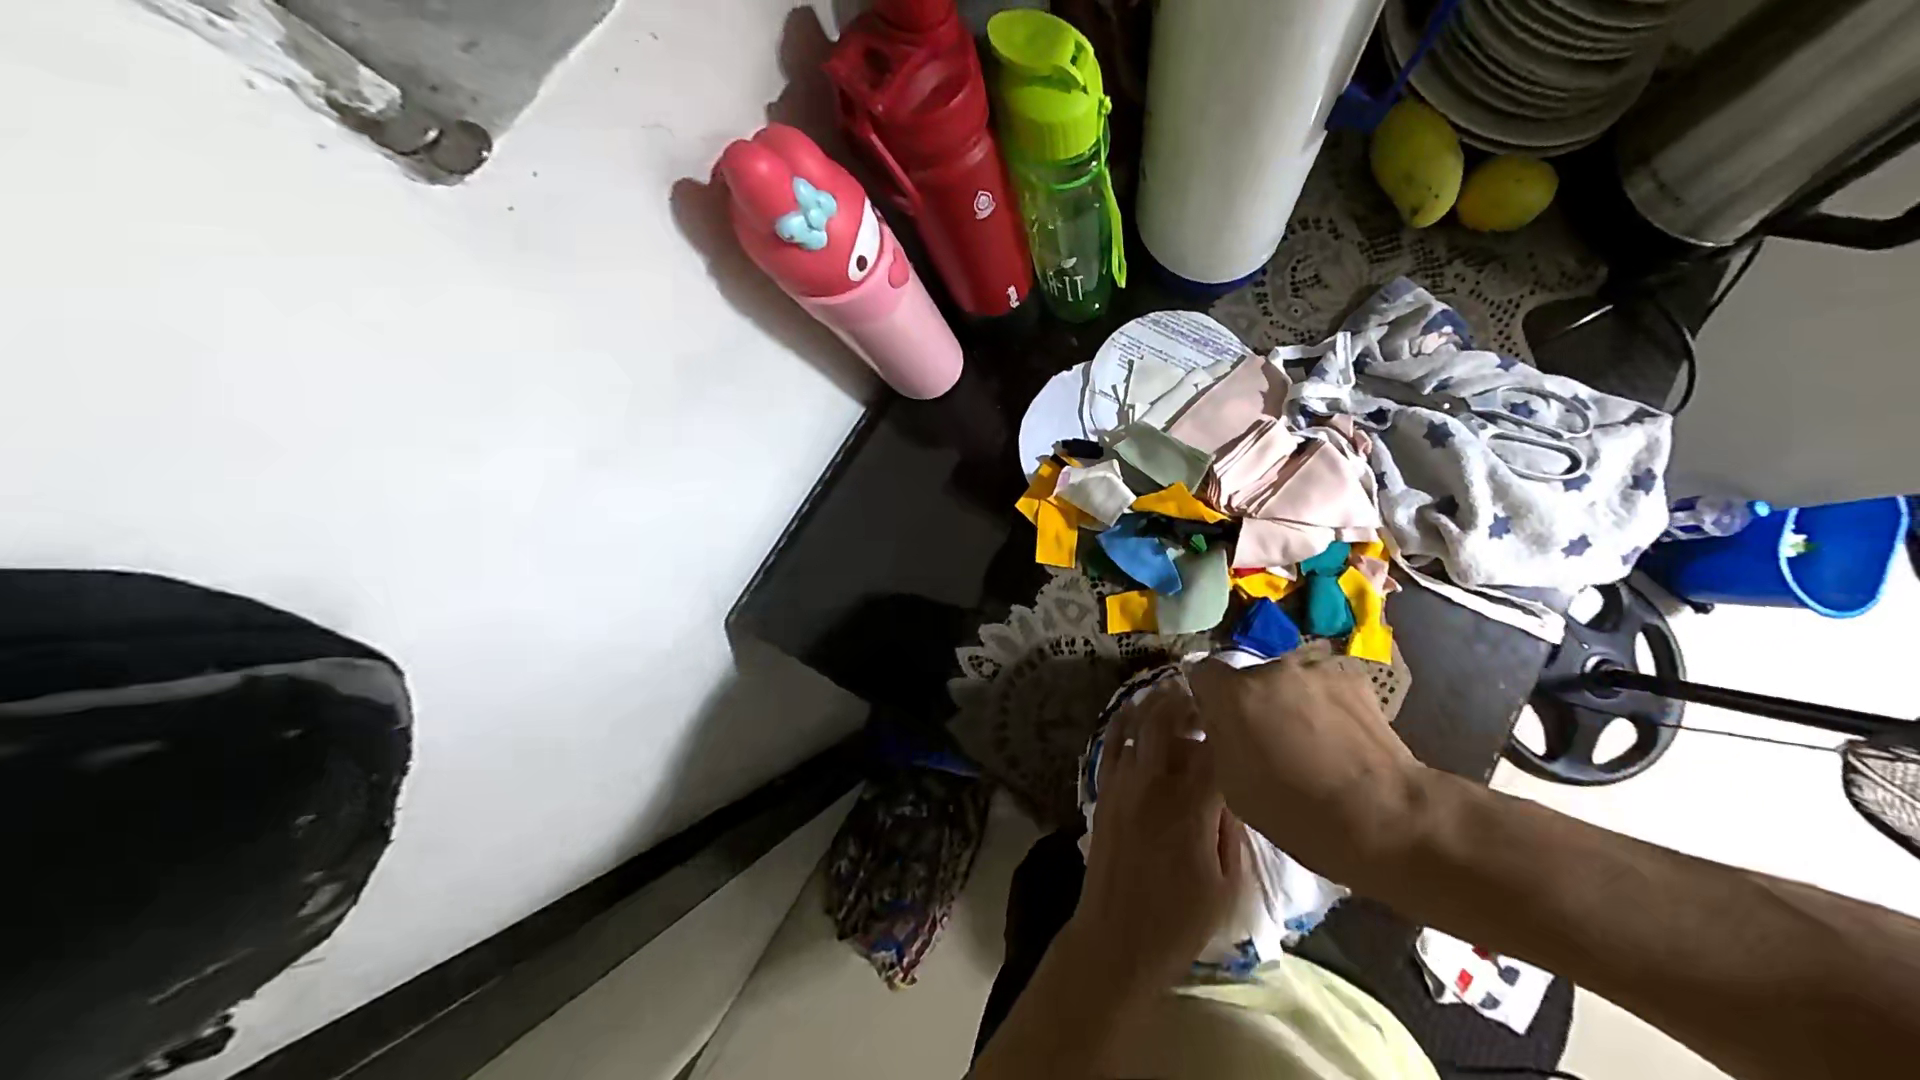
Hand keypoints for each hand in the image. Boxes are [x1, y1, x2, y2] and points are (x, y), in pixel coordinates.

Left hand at [1065, 677, 1241, 992]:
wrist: (1117, 938)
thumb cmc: (1180, 920)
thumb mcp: (1228, 883)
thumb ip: (1232, 829)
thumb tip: (1234, 791)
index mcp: (1191, 806)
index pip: (1216, 750)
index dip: (1231, 728)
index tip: (1246, 717)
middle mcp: (1153, 783)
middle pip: (1168, 720)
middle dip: (1190, 701)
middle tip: (1209, 696)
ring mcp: (1122, 783)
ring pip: (1137, 725)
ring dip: (1156, 704)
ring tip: (1177, 692)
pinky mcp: (1103, 790)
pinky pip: (1111, 744)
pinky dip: (1123, 722)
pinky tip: (1133, 711)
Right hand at [1187, 653, 1428, 886]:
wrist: (1384, 817)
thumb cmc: (1295, 810)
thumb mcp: (1232, 783)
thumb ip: (1221, 739)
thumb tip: (1223, 724)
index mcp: (1233, 694)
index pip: (1203, 673)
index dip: (1208, 696)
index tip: (1218, 720)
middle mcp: (1271, 669)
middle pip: (1249, 677)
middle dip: (1253, 700)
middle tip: (1268, 735)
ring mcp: (1316, 670)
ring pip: (1289, 679)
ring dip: (1291, 698)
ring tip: (1311, 735)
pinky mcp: (1355, 679)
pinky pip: (1325, 684)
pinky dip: (1326, 701)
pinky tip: (1341, 734)